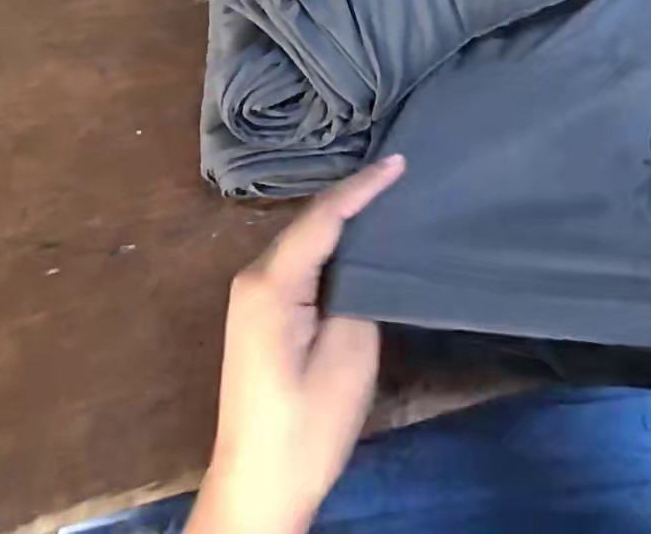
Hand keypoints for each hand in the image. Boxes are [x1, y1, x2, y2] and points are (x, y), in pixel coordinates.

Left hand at [187, 155, 405, 533]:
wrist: (256, 488)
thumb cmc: (306, 426)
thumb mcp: (348, 356)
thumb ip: (359, 293)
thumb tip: (365, 258)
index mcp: (272, 283)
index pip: (324, 217)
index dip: (363, 187)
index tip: (398, 162)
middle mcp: (253, 276)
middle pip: (309, 220)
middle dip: (353, 194)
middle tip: (397, 173)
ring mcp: (252, 294)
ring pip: (303, 238)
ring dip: (341, 216)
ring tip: (383, 193)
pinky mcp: (260, 310)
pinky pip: (299, 259)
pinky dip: (329, 241)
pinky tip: (354, 236)